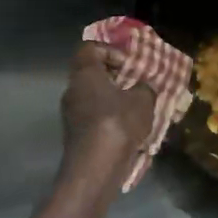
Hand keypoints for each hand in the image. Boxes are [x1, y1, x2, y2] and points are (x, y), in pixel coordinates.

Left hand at [59, 42, 155, 189]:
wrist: (95, 169)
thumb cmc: (118, 123)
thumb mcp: (143, 100)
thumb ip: (145, 87)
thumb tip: (144, 87)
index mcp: (85, 74)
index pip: (89, 49)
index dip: (110, 50)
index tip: (129, 63)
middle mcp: (73, 91)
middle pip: (92, 74)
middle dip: (116, 77)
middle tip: (138, 83)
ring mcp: (72, 114)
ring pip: (95, 97)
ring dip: (115, 99)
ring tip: (139, 107)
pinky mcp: (77, 134)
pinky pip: (95, 117)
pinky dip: (111, 118)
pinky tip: (131, 128)